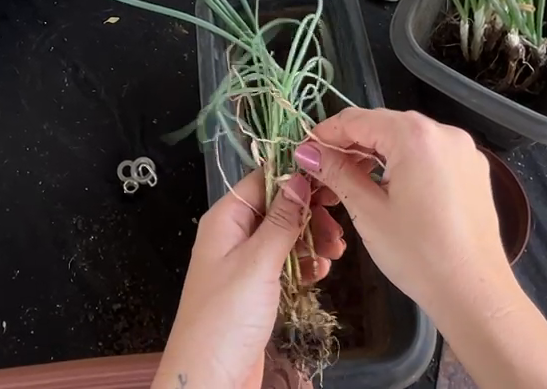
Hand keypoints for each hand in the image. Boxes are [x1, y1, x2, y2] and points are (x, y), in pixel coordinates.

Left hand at [152, 169, 346, 388]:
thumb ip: (281, 220)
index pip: (262, 180)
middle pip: (277, 207)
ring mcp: (245, 263)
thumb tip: (299, 177)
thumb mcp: (257, 263)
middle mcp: (234, 234)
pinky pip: (285, 264)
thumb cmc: (226, 317)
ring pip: (284, 236)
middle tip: (338, 225)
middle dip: (309, 213)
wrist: (209, 381)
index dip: (296, 178)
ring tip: (337, 250)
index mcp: (226, 218)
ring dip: (311, 239)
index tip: (330, 181)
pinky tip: (323, 271)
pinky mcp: (256, 289)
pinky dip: (305, 264)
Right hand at [294, 107, 503, 320]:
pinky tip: (391, 186)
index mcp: (415, 135)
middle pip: (383, 124)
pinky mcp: (473, 169)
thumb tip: (307, 151)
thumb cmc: (418, 255)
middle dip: (351, 143)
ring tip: (353, 178)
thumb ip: (336, 172)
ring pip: (407, 137)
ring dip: (377, 152)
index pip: (357, 119)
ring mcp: (463, 149)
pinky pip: (430, 152)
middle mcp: (443, 131)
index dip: (326, 133)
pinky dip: (405, 161)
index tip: (304, 151)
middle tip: (324, 168)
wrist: (477, 297)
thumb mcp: (368, 211)